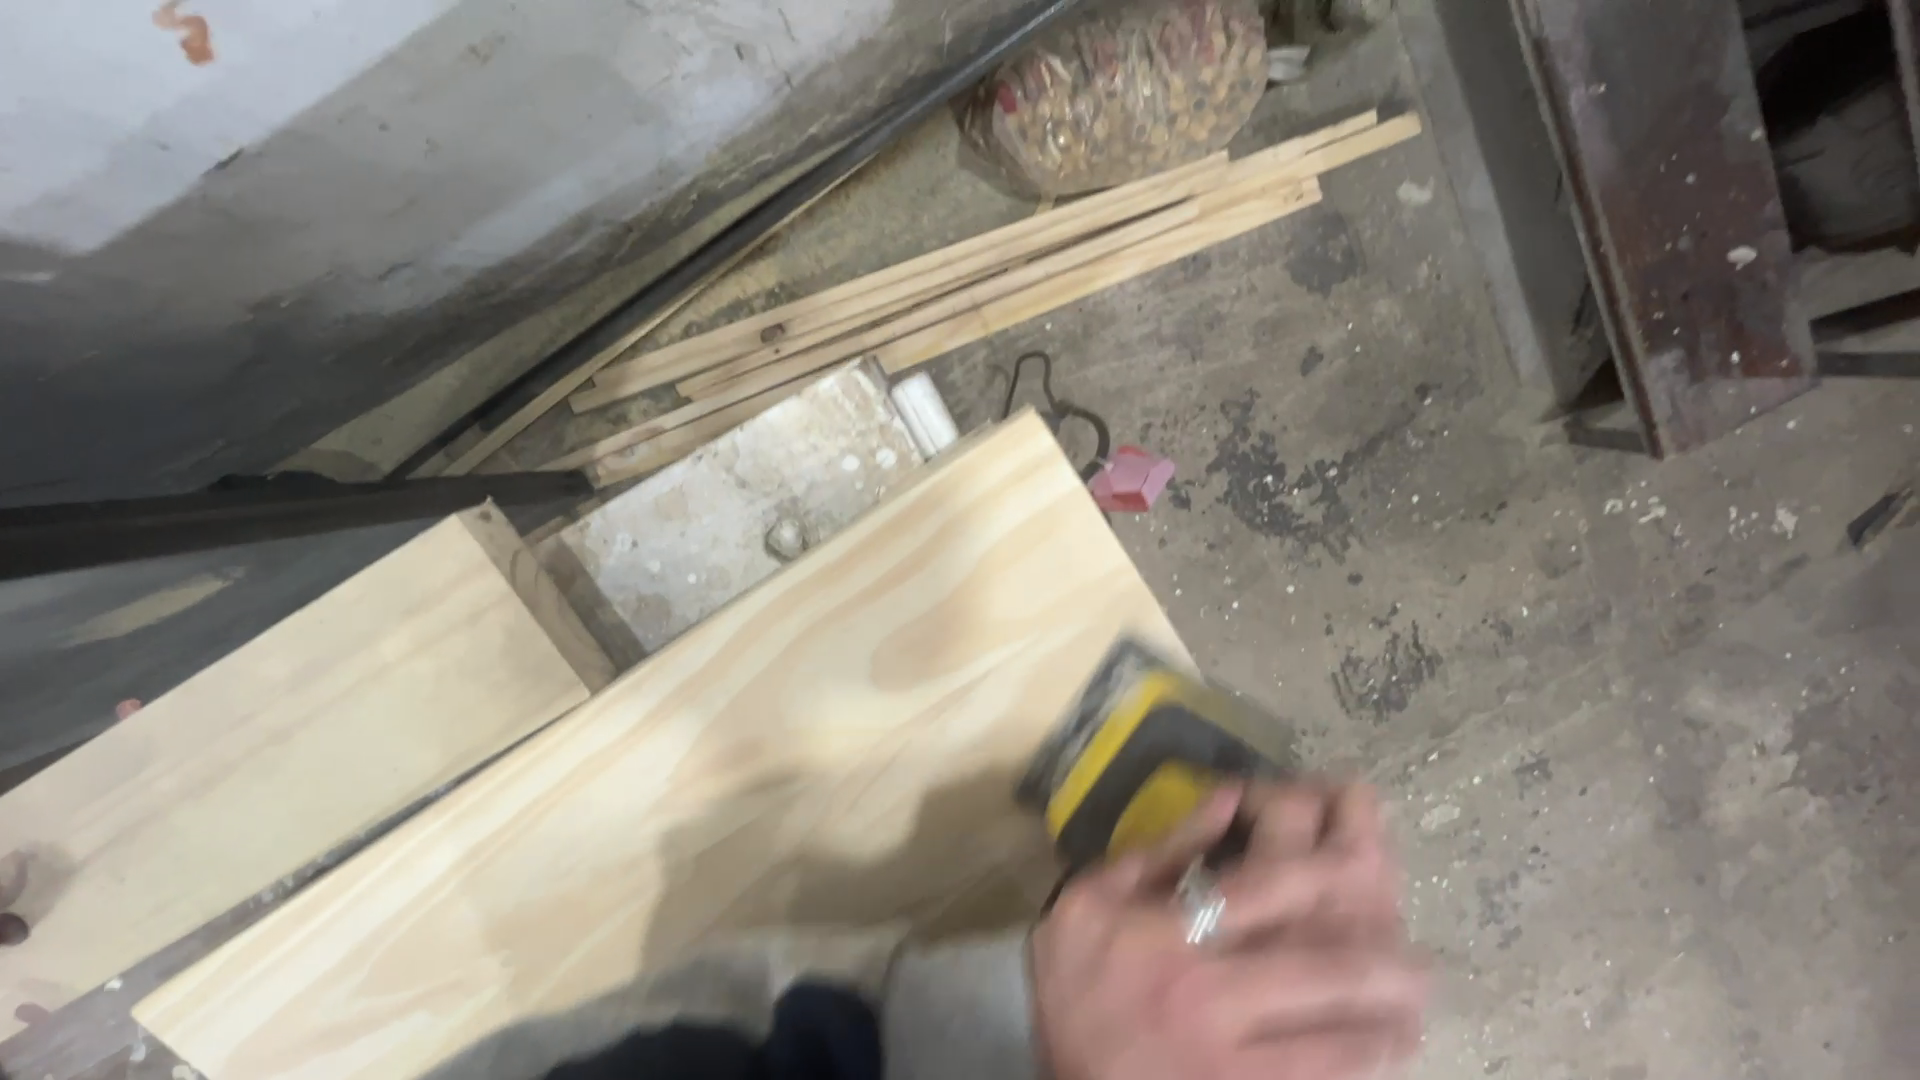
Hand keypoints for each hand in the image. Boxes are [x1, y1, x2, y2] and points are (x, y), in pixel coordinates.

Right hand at [1028, 782, 1424, 1079]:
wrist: (1047, 1061)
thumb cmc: (1077, 970)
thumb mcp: (1098, 893)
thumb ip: (1165, 846)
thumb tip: (1231, 796)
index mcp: (1173, 930)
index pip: (1267, 888)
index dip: (1325, 865)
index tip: (1361, 856)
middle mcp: (1210, 991)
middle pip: (1318, 969)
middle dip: (1382, 960)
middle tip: (1421, 959)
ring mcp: (1229, 1056)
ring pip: (1333, 1040)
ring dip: (1385, 1020)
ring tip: (1414, 1001)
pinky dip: (1359, 1064)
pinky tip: (1383, 1048)